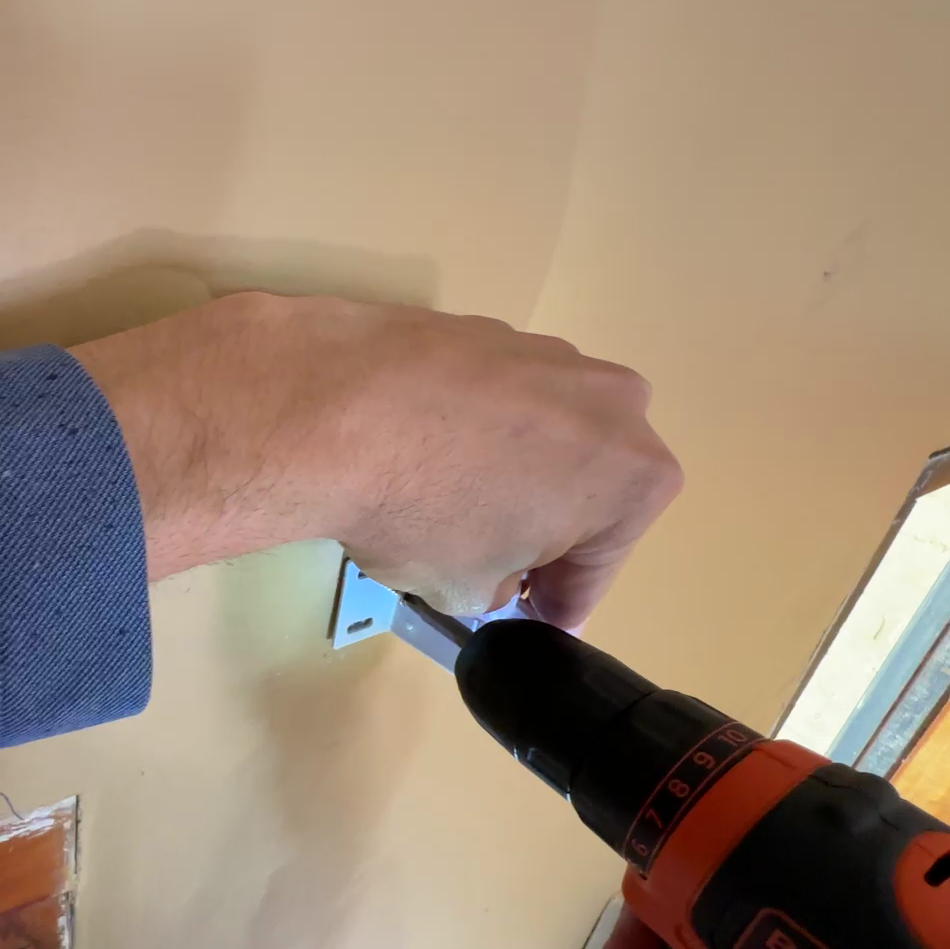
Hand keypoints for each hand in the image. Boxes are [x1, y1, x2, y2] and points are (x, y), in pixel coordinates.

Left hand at [70, 293, 681, 626]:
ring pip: (516, 434)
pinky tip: (385, 454)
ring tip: (415, 507)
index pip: (603, 555)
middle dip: (530, 529)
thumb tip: (477, 574)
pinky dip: (436, 433)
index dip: (559, 597)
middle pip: (571, 483)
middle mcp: (594, 394)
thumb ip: (493, 575)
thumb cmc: (411, 506)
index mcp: (630, 467)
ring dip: (482, 475)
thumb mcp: (466, 571)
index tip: (520, 619)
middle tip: (472, 562)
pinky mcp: (452, 329)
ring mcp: (521, 351)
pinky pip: (463, 399)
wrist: (319, 404)